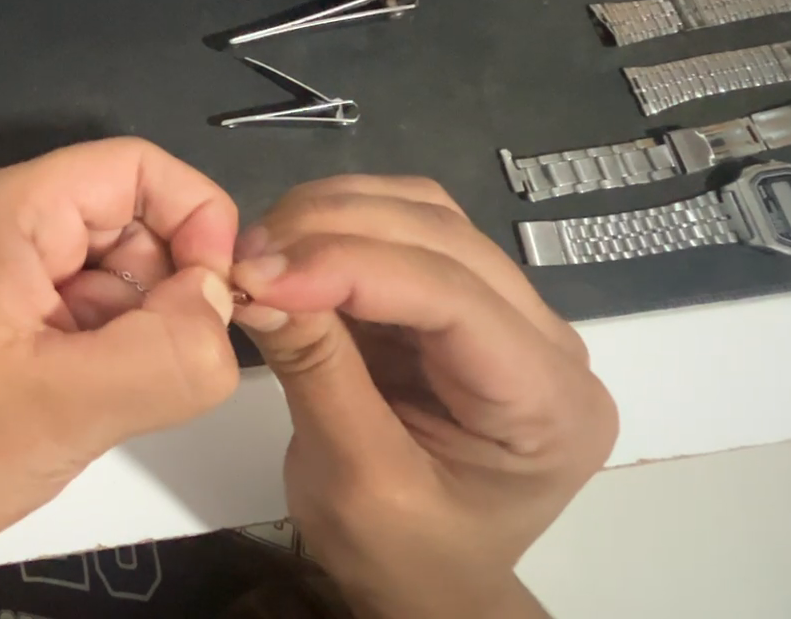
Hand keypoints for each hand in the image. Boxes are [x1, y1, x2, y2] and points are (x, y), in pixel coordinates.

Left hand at [0, 138, 242, 563]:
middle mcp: (6, 217)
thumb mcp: (64, 407)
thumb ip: (165, 354)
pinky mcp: (7, 301)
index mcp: (9, 209)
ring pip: (115, 264)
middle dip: (166, 284)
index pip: (134, 167)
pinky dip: (112, 341)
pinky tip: (89, 392)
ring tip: (109, 389)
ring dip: (138, 322)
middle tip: (162, 367)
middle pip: (129, 214)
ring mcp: (4, 260)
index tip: (219, 300)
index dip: (195, 215)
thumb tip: (220, 301)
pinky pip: (89, 300)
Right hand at [230, 176, 616, 618]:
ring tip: (257, 251)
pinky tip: (285, 249)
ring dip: (326, 214)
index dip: (347, 268)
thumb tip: (254, 281)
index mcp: (548, 404)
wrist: (422, 579)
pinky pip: (393, 223)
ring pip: (417, 210)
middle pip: (439, 235)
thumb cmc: (402, 553)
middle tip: (242, 258)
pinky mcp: (448, 293)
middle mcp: (542, 338)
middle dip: (328, 230)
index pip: (451, 297)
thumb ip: (314, 369)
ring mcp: (499, 308)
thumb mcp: (354, 479)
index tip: (254, 275)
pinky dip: (329, 221)